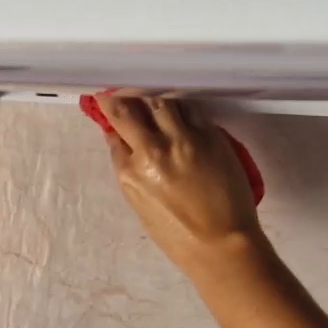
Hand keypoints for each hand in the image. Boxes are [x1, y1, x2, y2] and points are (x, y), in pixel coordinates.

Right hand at [94, 94, 266, 274]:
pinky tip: (178, 103)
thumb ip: (128, 167)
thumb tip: (120, 139)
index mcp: (131, 172)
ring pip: (161, 99)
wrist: (220, 243)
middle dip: (122, 93)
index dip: (109, 110)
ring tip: (152, 91)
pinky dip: (180, 103)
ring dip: (153, 94)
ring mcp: (184, 139)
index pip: (114, 129)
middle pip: (130, 107)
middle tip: (123, 84)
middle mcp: (154, 150)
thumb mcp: (140, 203)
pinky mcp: (210, 135)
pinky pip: (190, 107)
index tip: (107, 98)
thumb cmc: (178, 234)